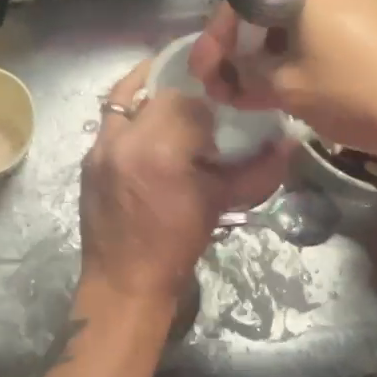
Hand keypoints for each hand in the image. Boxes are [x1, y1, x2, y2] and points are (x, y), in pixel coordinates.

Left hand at [78, 61, 291, 301]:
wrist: (125, 282)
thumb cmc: (177, 246)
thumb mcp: (221, 203)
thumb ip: (257, 170)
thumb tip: (287, 143)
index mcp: (159, 151)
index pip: (187, 100)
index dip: (208, 103)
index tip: (220, 116)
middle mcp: (125, 139)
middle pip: (158, 94)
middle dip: (182, 98)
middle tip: (200, 109)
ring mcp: (101, 145)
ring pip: (127, 97)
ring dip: (152, 95)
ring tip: (173, 100)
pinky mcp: (88, 156)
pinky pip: (110, 118)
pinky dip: (131, 113)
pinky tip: (150, 123)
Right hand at [189, 0, 376, 170]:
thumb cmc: (358, 94)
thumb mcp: (288, 90)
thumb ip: (243, 80)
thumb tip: (221, 81)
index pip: (237, 1)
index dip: (215, 39)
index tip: (204, 75)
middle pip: (264, 6)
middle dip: (239, 46)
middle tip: (226, 84)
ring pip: (293, 19)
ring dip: (269, 52)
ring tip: (259, 90)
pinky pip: (321, 28)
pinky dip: (300, 52)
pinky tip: (297, 84)